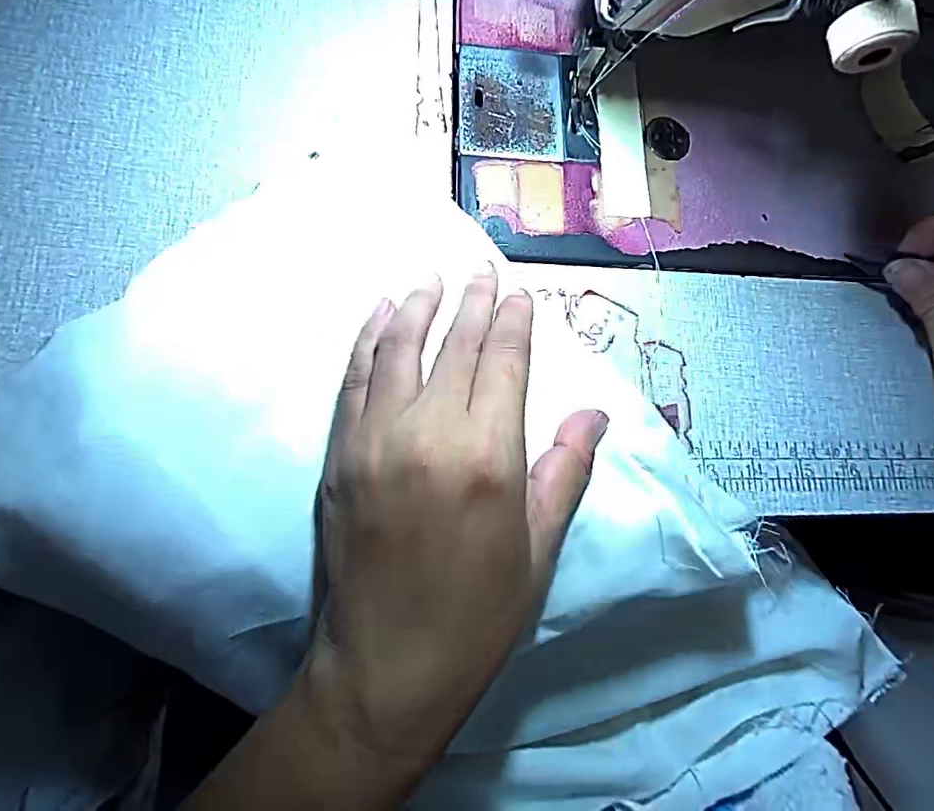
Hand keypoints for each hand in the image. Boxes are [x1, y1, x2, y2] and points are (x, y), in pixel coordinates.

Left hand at [301, 265, 607, 773]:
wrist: (387, 662)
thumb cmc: (477, 613)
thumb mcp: (539, 550)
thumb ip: (565, 471)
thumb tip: (593, 411)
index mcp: (488, 456)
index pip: (504, 364)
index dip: (512, 322)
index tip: (516, 293)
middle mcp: (429, 432)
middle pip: (455, 347)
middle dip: (471, 303)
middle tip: (480, 271)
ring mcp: (375, 437)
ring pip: (398, 350)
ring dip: (416, 307)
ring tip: (430, 279)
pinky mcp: (340, 451)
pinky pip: (354, 379)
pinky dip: (367, 341)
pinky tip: (379, 316)